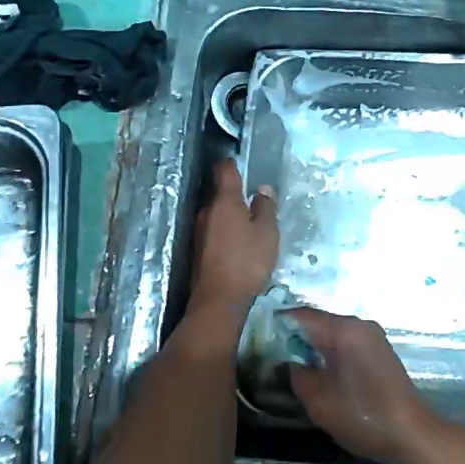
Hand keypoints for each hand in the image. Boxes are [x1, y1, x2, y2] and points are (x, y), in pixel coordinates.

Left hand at [188, 159, 278, 318]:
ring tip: (249, 223)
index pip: (225, 170)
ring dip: (230, 214)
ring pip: (216, 212)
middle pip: (219, 192)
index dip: (234, 163)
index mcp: (224, 201)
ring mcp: (199, 230)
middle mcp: (207, 211)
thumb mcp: (267, 233)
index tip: (245, 164)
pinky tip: (238, 242)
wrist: (218, 299)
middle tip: (255, 199)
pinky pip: (214, 229)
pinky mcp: (198, 249)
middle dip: (235, 193)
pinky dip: (225, 230)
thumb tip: (262, 188)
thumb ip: (265, 208)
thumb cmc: (246, 261)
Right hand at [288, 309, 441, 463]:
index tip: (259, 339)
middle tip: (273, 358)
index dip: (278, 324)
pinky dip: (331, 354)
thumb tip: (289, 362)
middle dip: (295, 338)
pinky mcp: (380, 352)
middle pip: (319, 322)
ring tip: (293, 368)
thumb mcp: (319, 400)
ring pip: (333, 334)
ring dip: (314, 348)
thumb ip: (297, 375)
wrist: (413, 435)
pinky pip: (347, 344)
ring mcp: (373, 337)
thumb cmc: (364, 415)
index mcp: (345, 329)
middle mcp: (360, 325)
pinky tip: (322, 375)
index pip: (302, 315)